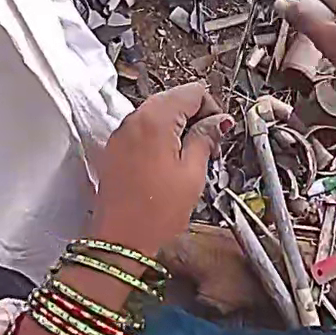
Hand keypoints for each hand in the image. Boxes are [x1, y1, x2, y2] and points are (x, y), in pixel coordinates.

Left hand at [89, 82, 232, 255]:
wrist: (120, 242)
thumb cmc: (156, 213)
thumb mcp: (192, 173)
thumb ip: (206, 138)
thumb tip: (220, 121)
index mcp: (156, 119)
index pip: (192, 91)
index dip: (212, 108)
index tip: (219, 131)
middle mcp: (134, 119)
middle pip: (173, 98)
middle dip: (195, 116)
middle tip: (209, 146)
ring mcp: (121, 133)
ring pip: (158, 113)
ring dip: (178, 126)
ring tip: (191, 157)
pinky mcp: (115, 148)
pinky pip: (143, 129)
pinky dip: (160, 136)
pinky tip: (169, 162)